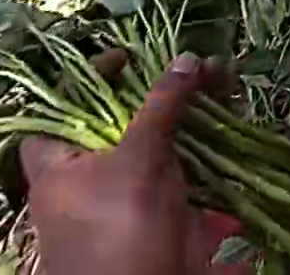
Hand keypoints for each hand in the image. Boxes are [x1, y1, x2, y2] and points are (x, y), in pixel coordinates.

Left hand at [23, 52, 240, 274]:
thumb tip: (186, 57)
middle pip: (124, 112)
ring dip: (192, 96)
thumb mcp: (137, 159)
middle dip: (161, 82)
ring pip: (162, 126)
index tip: (125, 58)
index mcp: (62, 166)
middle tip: (192, 60)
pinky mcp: (166, 194)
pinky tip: (230, 95)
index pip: (59, 111)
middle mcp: (95, 170)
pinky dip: (206, 120)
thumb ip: (161, 104)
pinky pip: (185, 146)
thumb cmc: (120, 232)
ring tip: (221, 71)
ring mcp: (133, 182)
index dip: (86, 80)